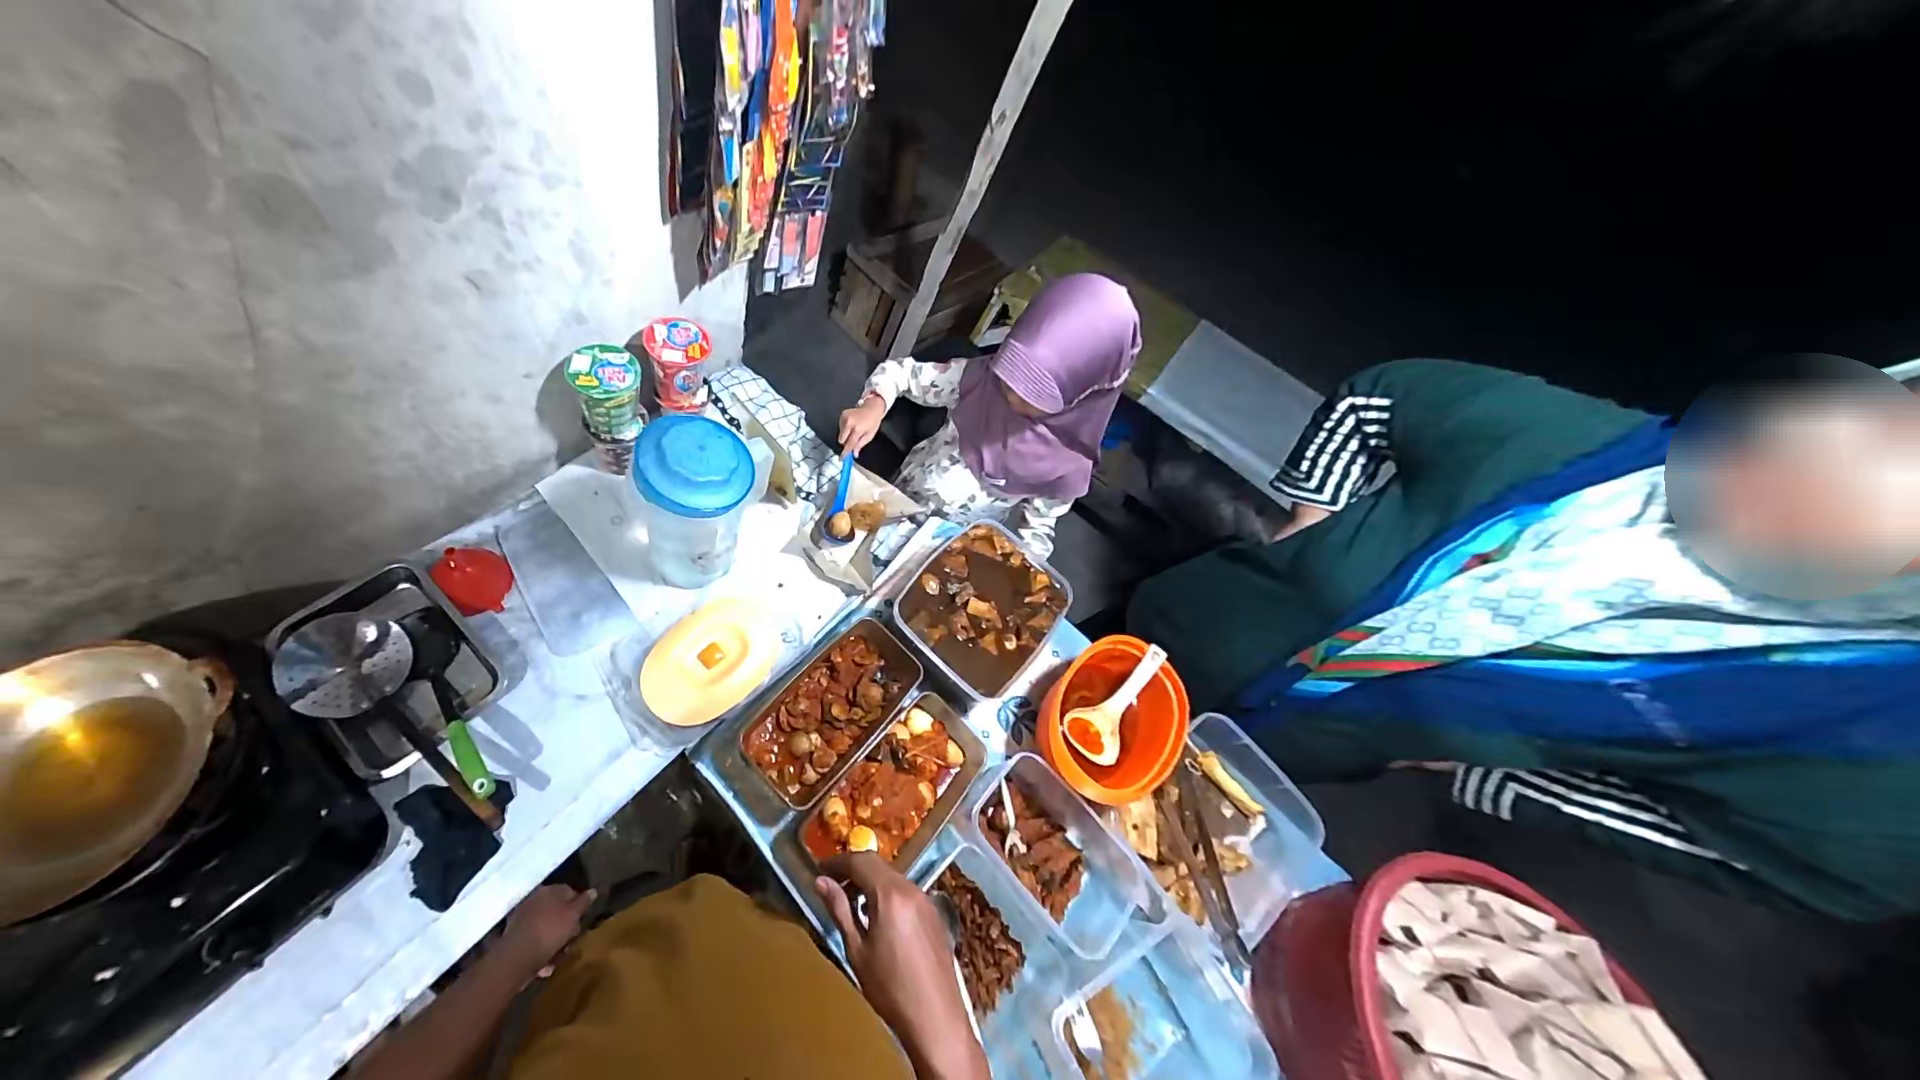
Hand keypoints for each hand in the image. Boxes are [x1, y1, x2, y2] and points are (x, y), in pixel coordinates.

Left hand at [498, 884, 594, 977]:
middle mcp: (534, 900)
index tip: (582, 920)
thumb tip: (593, 890)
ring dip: (554, 941)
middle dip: (566, 925)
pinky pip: (533, 939)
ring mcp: (521, 919)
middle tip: (571, 939)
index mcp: (549, 890)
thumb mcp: (574, 915)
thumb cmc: (550, 931)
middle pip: (557, 910)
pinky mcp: (513, 937)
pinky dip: (540, 949)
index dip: (579, 906)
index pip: (570, 891)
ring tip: (558, 956)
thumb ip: (584, 901)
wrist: (515, 958)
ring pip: (545, 927)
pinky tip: (545, 963)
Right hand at [817, 854, 987, 1079]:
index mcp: (891, 894)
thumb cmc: (889, 988)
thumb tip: (822, 882)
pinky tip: (876, 915)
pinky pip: (905, 892)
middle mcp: (911, 888)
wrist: (935, 1016)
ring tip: (849, 901)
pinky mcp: (934, 913)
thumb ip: (840, 910)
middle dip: (853, 869)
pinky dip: (886, 893)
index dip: (837, 862)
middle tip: (830, 884)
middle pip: (878, 865)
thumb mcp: (857, 950)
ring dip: (870, 881)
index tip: (818, 869)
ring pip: (893, 877)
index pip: (861, 861)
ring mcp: (926, 899)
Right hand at [838, 395, 886, 454]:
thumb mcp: (869, 436)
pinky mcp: (842, 415)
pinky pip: (840, 427)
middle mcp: (849, 423)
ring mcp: (844, 418)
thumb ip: (860, 445)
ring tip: (855, 430)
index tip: (842, 458)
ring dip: (846, 435)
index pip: (849, 444)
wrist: (872, 408)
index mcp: (858, 429)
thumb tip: (854, 454)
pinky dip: (845, 429)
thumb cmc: (872, 422)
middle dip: (846, 443)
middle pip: (842, 440)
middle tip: (853, 440)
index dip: (845, 452)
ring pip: (840, 434)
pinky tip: (852, 425)